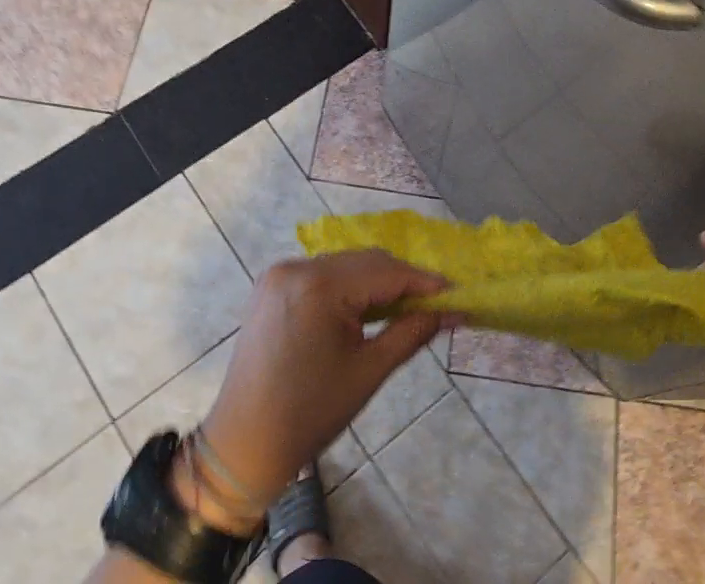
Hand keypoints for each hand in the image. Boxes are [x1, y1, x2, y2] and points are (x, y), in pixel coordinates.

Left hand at [194, 251, 452, 523]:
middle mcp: (296, 267)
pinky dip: (350, 288)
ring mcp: (279, 274)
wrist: (245, 442)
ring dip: (377, 283)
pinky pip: (323, 275)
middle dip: (404, 282)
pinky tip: (368, 310)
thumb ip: (413, 332)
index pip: (386, 272)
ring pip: (345, 266)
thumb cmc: (311, 412)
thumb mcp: (370, 370)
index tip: (459, 296)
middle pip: (366, 262)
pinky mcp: (272, 287)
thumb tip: (454, 312)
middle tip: (438, 307)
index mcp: (318, 286)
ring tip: (407, 311)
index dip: (426, 283)